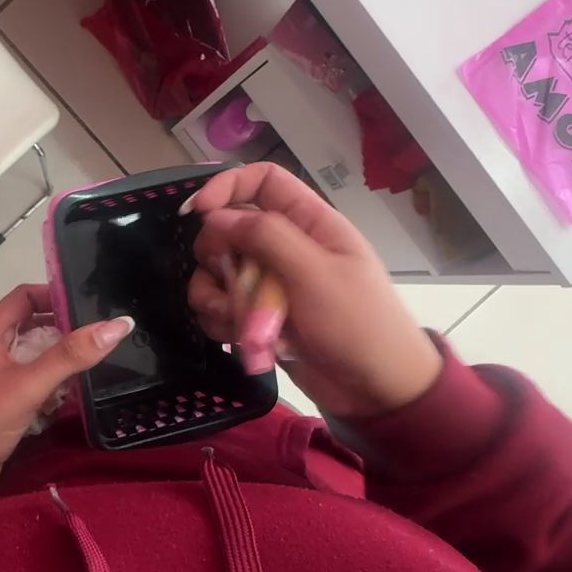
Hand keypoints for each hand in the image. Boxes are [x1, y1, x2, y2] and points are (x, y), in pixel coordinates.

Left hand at [0, 284, 131, 503]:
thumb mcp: (29, 386)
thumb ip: (70, 356)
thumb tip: (118, 325)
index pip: (22, 297)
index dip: (53, 294)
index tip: (88, 306)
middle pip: (30, 327)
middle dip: (62, 331)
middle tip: (98, 339)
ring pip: (32, 359)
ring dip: (57, 363)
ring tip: (88, 370)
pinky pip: (29, 385)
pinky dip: (48, 389)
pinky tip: (65, 402)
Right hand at [183, 162, 442, 417]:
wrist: (374, 389)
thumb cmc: (357, 325)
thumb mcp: (315, 273)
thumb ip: (265, 237)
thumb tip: (214, 217)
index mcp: (309, 223)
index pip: (262, 181)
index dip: (226, 187)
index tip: (196, 213)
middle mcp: (285, 248)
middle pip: (228, 230)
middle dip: (215, 256)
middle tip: (226, 281)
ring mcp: (269, 285)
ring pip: (217, 274)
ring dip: (215, 297)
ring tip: (236, 323)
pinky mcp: (257, 318)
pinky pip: (221, 309)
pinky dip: (221, 323)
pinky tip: (240, 341)